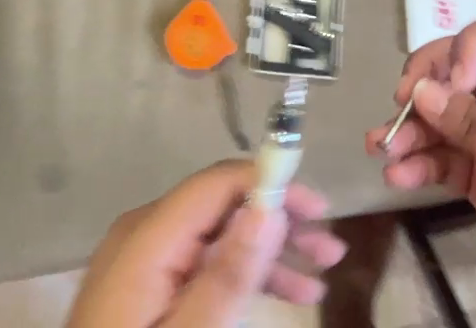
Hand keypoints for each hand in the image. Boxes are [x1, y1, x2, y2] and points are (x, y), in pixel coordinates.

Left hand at [65, 160, 348, 327]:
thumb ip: (228, 275)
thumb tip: (269, 207)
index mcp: (148, 235)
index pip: (218, 184)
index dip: (271, 183)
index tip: (319, 206)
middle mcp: (144, 231)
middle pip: (223, 207)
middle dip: (280, 222)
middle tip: (331, 247)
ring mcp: (144, 257)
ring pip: (218, 236)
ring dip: (270, 251)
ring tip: (321, 273)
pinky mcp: (147, 282)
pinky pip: (202, 261)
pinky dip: (241, 273)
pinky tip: (284, 293)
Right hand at [366, 14, 475, 327]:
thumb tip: (422, 92)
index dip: (469, 46)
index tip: (449, 82)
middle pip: (464, 71)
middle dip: (428, 84)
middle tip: (401, 103)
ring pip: (445, 116)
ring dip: (412, 128)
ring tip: (383, 148)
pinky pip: (443, 158)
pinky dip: (418, 163)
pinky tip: (397, 176)